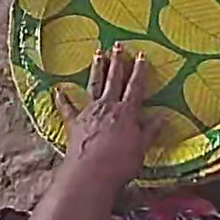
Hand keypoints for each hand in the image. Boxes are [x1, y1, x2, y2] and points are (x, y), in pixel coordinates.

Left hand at [54, 44, 153, 192]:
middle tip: (118, 45)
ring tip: (98, 53)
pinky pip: (67, 109)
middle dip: (117, 61)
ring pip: (94, 86)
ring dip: (96, 69)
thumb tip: (162, 117)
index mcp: (126, 112)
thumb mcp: (141, 149)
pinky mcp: (74, 123)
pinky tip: (58, 90)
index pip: (135, 87)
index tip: (141, 55)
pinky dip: (62, 99)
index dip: (139, 70)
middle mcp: (108, 106)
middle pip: (114, 80)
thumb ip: (149, 132)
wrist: (90, 175)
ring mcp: (89, 113)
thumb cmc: (119, 164)